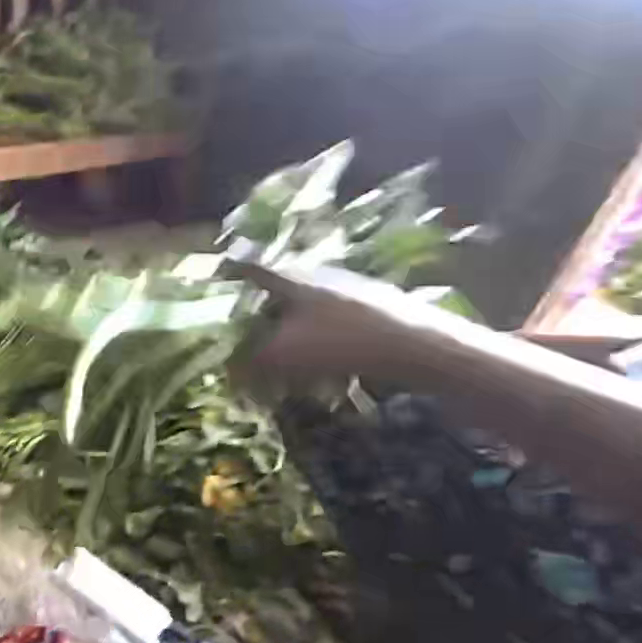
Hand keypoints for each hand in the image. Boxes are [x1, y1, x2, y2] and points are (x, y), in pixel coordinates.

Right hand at [228, 260, 447, 386]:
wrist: (426, 349)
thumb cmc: (344, 341)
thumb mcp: (285, 355)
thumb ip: (250, 363)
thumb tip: (226, 373)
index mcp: (293, 279)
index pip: (252, 269)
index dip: (230, 273)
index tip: (215, 279)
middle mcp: (319, 279)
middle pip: (279, 292)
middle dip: (261, 314)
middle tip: (247, 336)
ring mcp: (351, 294)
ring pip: (307, 311)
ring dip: (290, 333)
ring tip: (283, 361)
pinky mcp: (375, 314)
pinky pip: (333, 327)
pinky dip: (319, 345)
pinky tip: (322, 372)